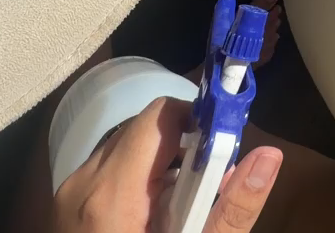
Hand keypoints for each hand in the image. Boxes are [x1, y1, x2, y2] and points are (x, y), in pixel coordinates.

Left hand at [54, 97, 281, 232]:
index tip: (223, 146)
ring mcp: (66, 200)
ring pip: (127, 147)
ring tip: (184, 206)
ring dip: (162, 163)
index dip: (198, 120)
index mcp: (110, 193)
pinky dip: (138, 180)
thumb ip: (233, 209)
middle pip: (145, 129)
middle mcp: (81, 185)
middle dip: (183, 146)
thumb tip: (270, 156)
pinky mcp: (64, 213)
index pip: (160, 115)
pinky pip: (109, 171)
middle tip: (209, 182)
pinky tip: (157, 218)